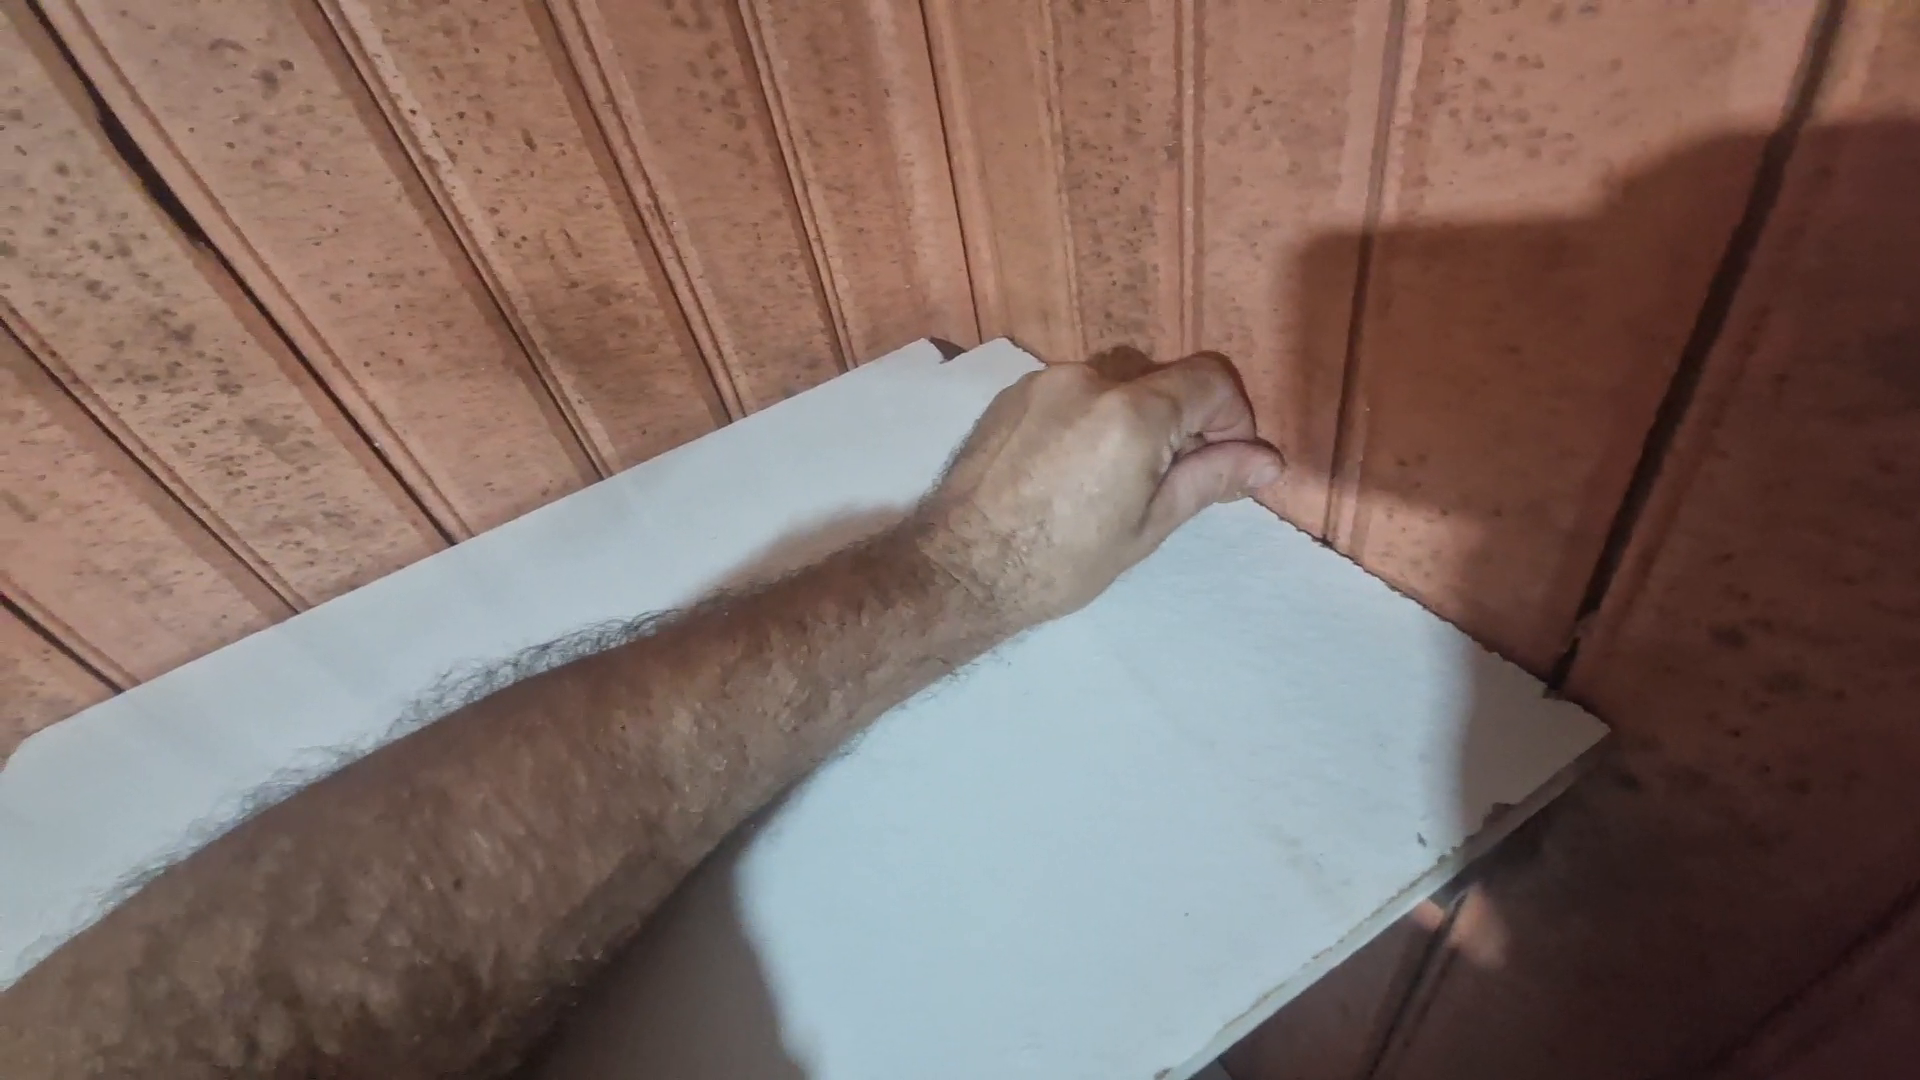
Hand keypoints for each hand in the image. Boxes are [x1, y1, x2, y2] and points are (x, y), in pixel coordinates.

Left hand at [919, 348, 1284, 627]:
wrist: (960, 566)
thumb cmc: (1060, 562)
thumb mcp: (1146, 528)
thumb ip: (1209, 479)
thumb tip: (1269, 460)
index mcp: (1132, 413)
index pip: (1211, 378)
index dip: (1233, 415)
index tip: (1224, 458)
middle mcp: (1088, 379)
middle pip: (1161, 377)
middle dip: (1180, 418)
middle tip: (1166, 477)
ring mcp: (1042, 381)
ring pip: (1114, 381)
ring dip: (1132, 415)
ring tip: (1111, 476)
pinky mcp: (1011, 393)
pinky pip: (1070, 390)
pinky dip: (1088, 415)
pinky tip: (1068, 466)